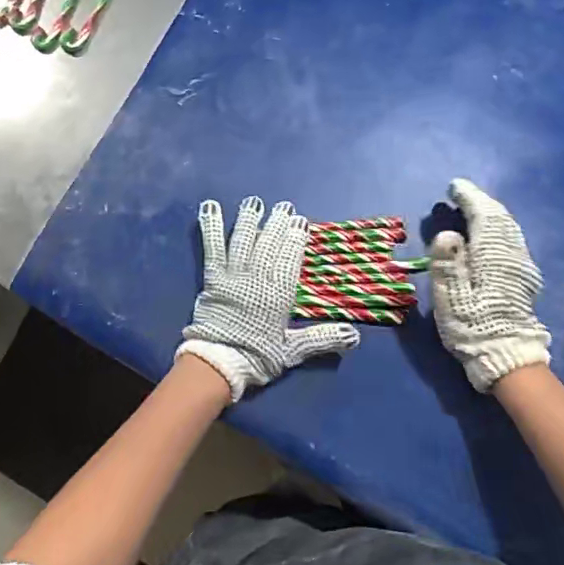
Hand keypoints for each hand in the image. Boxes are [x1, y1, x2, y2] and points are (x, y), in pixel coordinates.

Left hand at [176, 197, 359, 402]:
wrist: (220, 361)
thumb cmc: (258, 357)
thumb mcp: (293, 350)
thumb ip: (321, 338)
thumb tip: (354, 335)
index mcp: (279, 294)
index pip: (290, 259)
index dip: (295, 239)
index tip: (300, 222)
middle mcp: (258, 279)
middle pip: (269, 245)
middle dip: (276, 224)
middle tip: (283, 207)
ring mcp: (233, 276)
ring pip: (243, 241)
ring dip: (249, 220)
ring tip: (253, 203)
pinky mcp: (211, 278)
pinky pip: (212, 247)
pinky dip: (210, 226)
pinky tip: (209, 207)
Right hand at [427, 179, 551, 391]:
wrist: (505, 354)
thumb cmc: (471, 325)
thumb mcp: (449, 296)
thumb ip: (447, 262)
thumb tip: (448, 233)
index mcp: (492, 257)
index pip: (484, 218)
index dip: (470, 199)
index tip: (455, 187)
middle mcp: (511, 256)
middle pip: (501, 220)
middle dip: (481, 203)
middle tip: (461, 194)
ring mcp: (521, 266)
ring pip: (509, 229)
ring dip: (490, 215)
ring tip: (472, 208)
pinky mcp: (522, 277)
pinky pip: (510, 240)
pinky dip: (497, 228)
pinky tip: (486, 234)